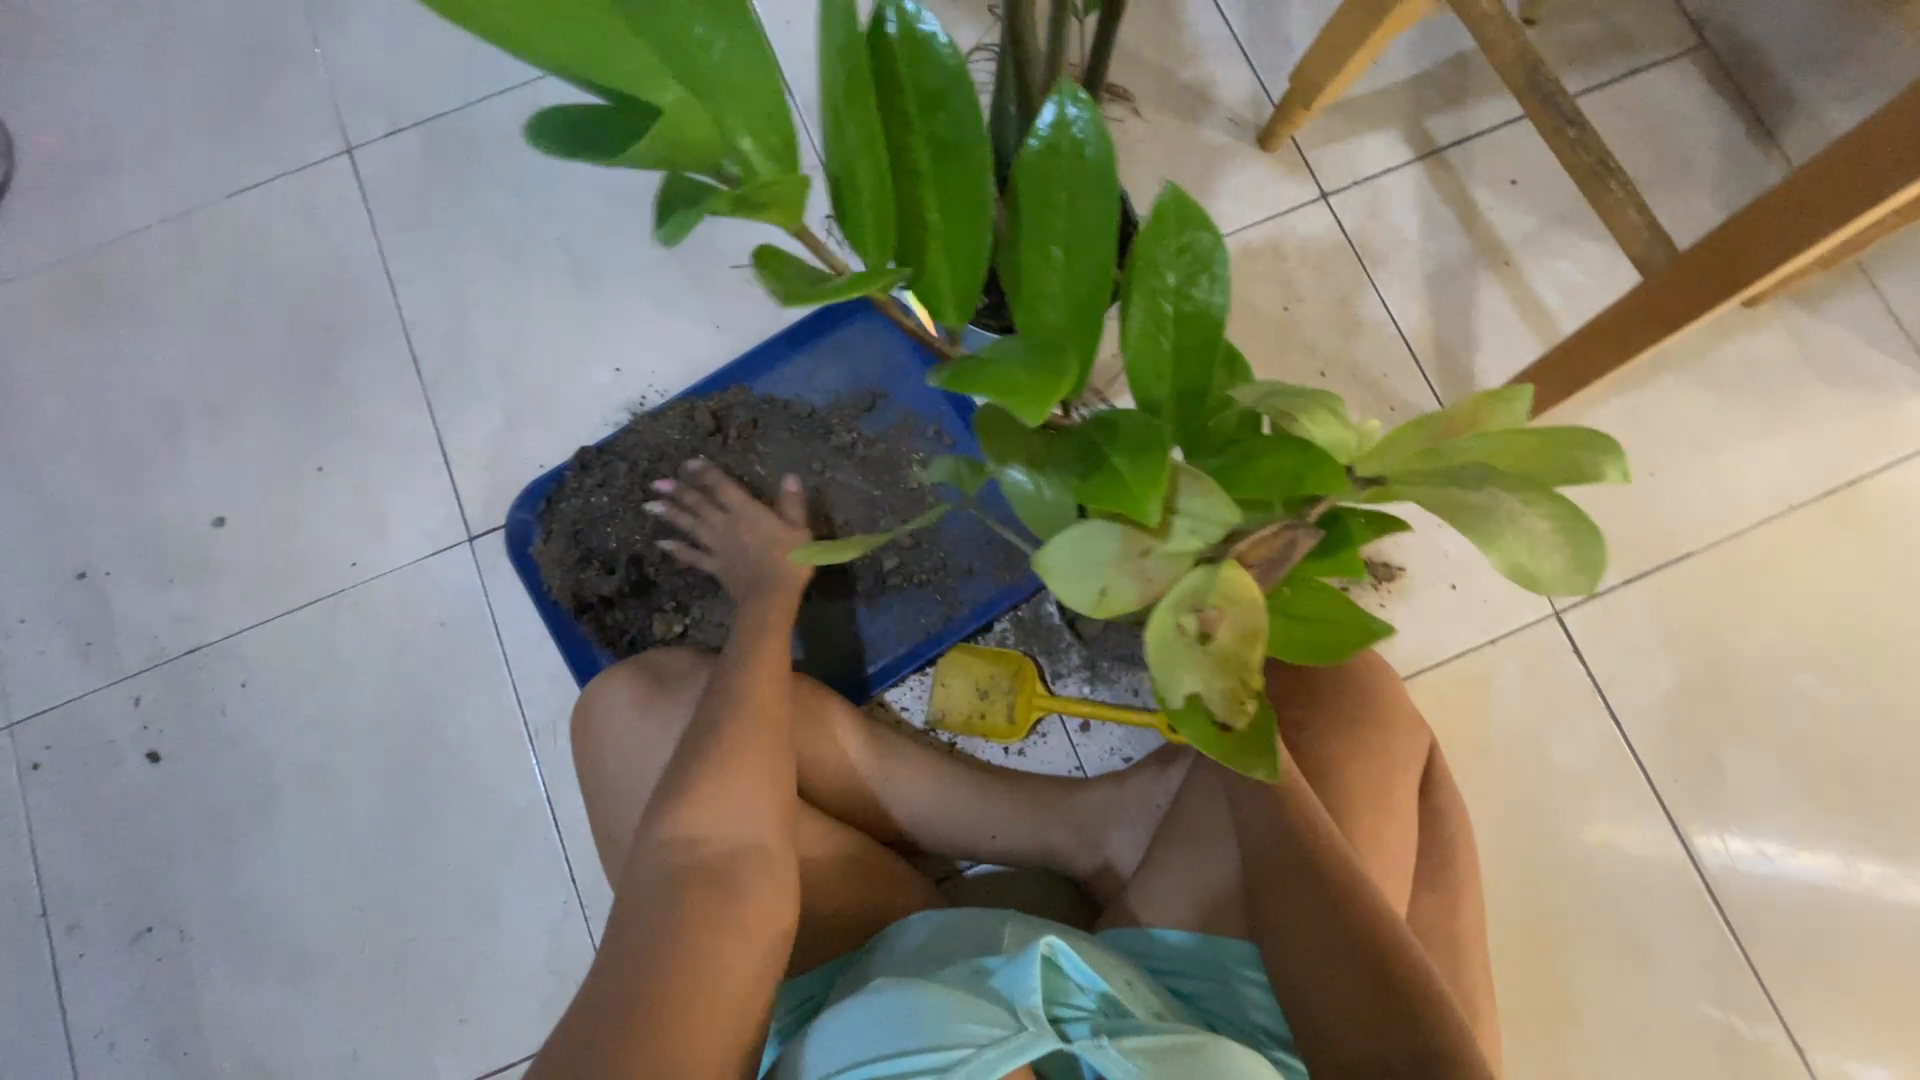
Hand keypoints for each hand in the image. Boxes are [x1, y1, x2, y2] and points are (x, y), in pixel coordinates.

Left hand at [645, 459, 813, 605]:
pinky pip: (692, 556)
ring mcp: (717, 546)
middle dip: (679, 492)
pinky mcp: (714, 566)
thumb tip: (790, 476)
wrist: (772, 597)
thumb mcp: (800, 530)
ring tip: (649, 505)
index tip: (689, 462)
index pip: (722, 486)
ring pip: (690, 526)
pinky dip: (677, 549)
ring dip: (670, 515)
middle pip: (699, 504)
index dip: (705, 473)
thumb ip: (792, 503)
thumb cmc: (791, 562)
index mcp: (747, 512)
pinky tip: (661, 543)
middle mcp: (726, 525)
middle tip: (656, 483)